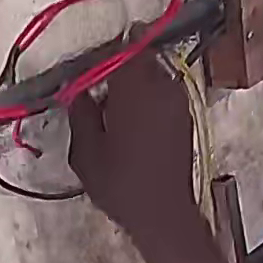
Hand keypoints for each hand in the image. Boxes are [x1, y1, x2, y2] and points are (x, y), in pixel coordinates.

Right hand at [67, 55, 212, 262]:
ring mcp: (179, 101)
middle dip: (114, 64)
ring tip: (109, 106)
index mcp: (137, 88)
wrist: (164, 214)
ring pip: (152, 72)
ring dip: (131, 80)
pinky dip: (144, 95)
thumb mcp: (86, 150)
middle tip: (92, 86)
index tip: (79, 72)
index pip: (117, 48)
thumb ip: (80, 111)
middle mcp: (163, 86)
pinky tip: (128, 120)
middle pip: (138, 55)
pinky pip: (162, 91)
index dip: (96, 55)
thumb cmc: (121, 183)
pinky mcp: (184, 116)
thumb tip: (78, 89)